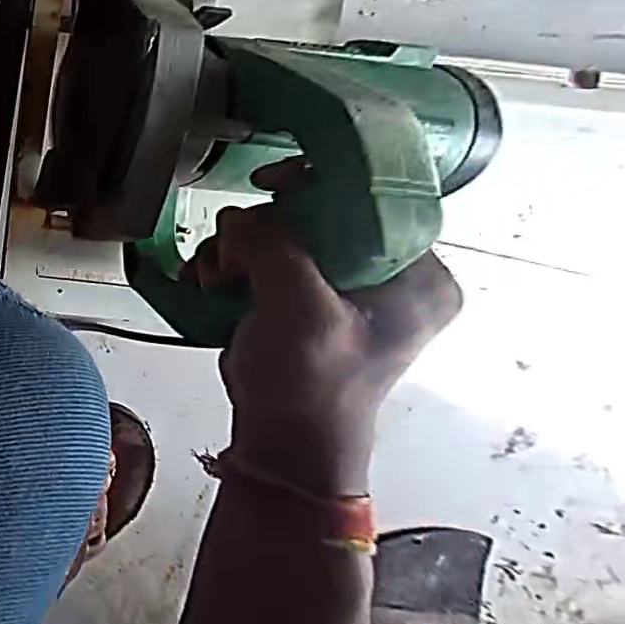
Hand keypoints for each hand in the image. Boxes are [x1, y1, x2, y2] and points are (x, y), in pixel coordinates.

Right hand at [181, 161, 462, 496]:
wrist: (283, 439)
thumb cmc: (310, 382)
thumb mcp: (300, 311)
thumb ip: (274, 250)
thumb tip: (240, 217)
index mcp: (415, 276)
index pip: (371, 201)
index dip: (318, 184)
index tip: (268, 184)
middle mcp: (381, 274)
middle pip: (311, 214)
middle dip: (260, 231)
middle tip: (233, 261)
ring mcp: (336, 286)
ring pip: (275, 233)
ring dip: (234, 249)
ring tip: (217, 281)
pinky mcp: (297, 296)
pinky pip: (257, 255)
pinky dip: (227, 263)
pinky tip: (209, 283)